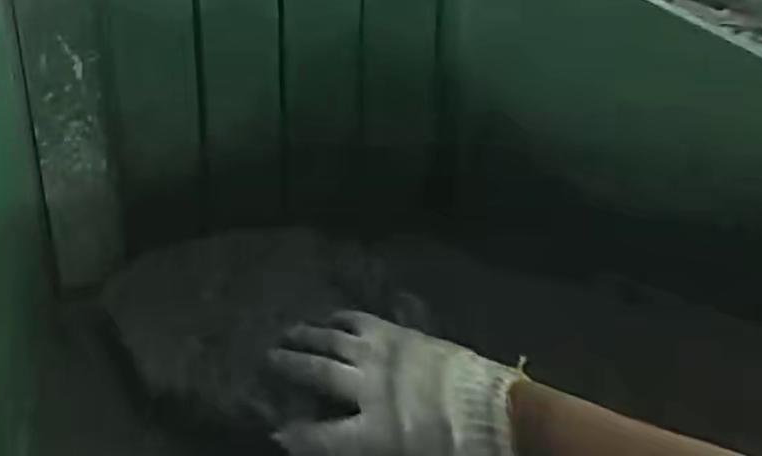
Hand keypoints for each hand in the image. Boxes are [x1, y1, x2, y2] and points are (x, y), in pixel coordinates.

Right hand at [268, 311, 519, 455]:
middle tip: (267, 358)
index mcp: (375, 431)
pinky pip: (356, 320)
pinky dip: (337, 319)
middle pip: (318, 373)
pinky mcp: (393, 333)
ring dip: (306, 336)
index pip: (322, 437)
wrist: (494, 413)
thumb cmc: (454, 448)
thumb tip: (337, 441)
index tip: (273, 430)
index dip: (295, 435)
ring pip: (331, 340)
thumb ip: (368, 446)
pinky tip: (326, 318)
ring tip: (287, 332)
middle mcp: (368, 387)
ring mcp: (379, 354)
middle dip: (289, 367)